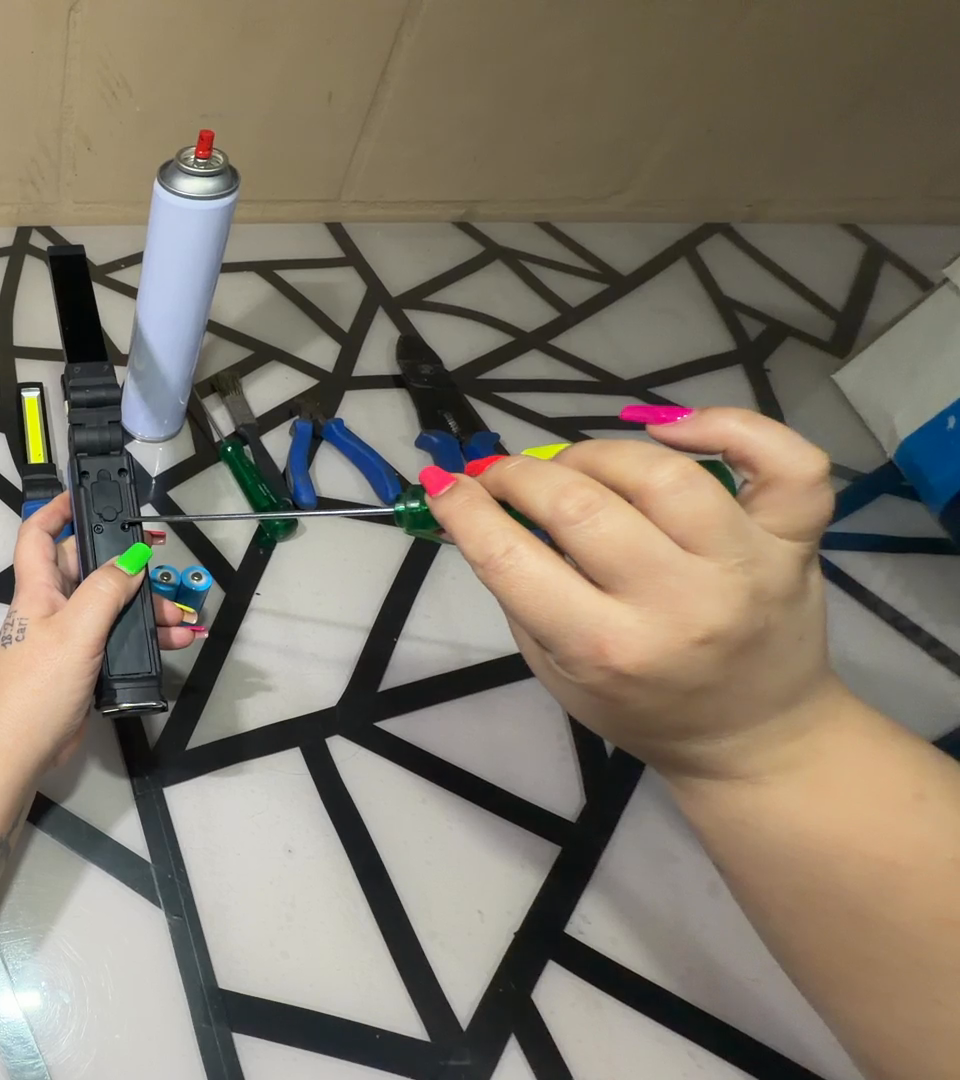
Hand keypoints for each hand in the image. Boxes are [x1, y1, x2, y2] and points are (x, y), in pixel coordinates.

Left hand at [0, 493, 193, 772]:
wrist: (22, 749)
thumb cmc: (39, 685)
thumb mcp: (76, 631)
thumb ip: (105, 591)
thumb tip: (132, 558)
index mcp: (38, 589)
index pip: (39, 535)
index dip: (56, 510)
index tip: (86, 495)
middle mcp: (51, 606)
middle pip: (89, 569)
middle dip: (125, 566)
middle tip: (162, 563)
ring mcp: (67, 636)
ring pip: (110, 606)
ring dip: (144, 608)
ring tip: (178, 618)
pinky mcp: (83, 663)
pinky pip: (116, 638)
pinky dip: (144, 637)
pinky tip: (174, 640)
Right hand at [424, 407, 845, 781]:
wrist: (752, 735)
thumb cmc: (631, 703)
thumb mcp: (549, 662)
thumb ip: (520, 587)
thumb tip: (485, 510)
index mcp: (602, 645)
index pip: (510, 557)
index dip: (463, 509)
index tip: (443, 485)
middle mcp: (675, 603)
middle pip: (579, 506)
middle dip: (516, 475)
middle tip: (495, 475)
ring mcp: (745, 568)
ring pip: (663, 475)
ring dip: (592, 454)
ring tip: (569, 465)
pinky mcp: (796, 545)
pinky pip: (787, 465)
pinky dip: (731, 427)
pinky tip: (672, 428)